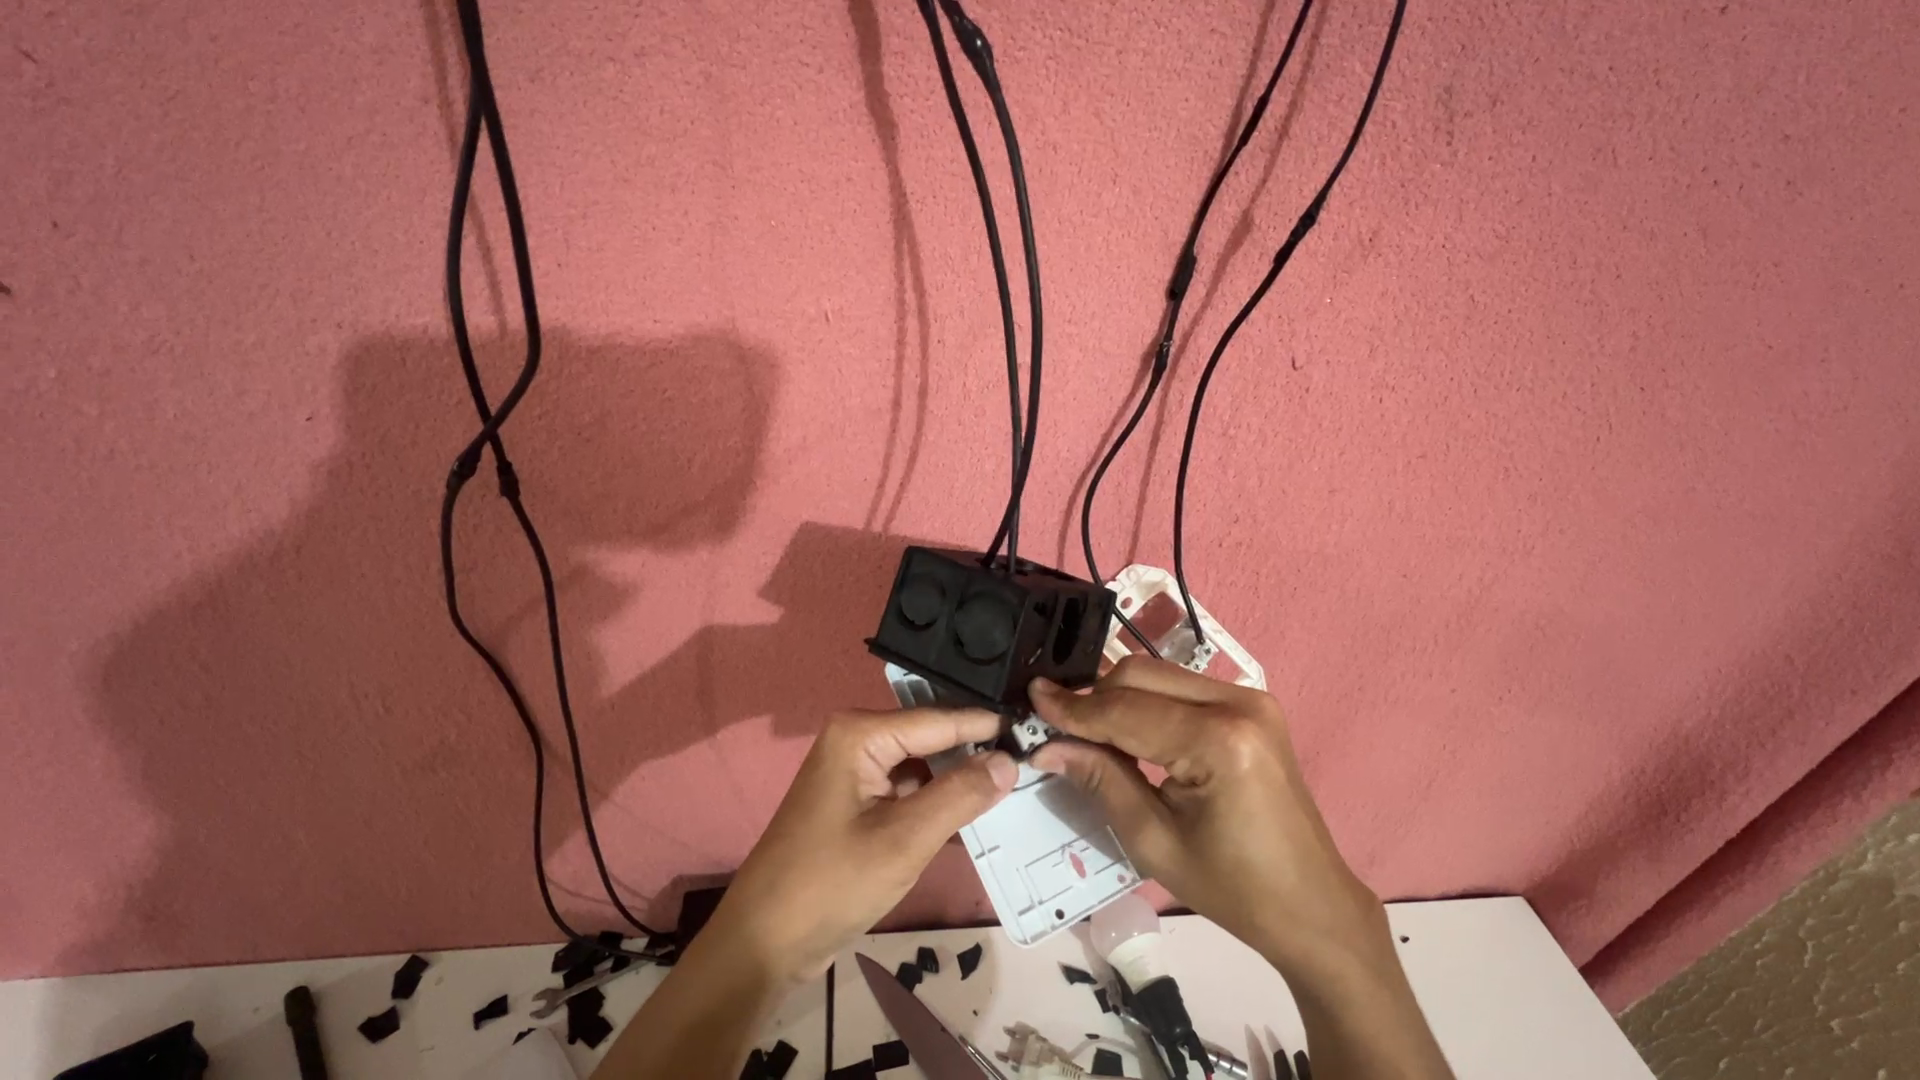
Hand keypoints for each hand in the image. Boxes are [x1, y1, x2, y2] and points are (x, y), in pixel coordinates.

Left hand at [699, 707, 1017, 983]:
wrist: (764, 942)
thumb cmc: (831, 883)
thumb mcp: (904, 840)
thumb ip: (960, 795)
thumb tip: (1009, 760)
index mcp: (860, 734)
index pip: (941, 719)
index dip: (989, 727)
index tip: (1037, 727)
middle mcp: (855, 741)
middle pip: (931, 738)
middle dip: (975, 752)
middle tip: (1033, 758)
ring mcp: (853, 773)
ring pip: (922, 766)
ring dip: (958, 780)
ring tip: (1013, 784)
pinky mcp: (855, 804)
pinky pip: (907, 790)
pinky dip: (936, 802)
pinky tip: (971, 814)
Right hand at [1029, 657, 1385, 978]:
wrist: (1310, 904)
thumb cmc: (1232, 887)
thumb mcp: (1153, 841)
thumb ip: (1100, 780)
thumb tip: (1046, 746)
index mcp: (1218, 741)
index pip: (1125, 711)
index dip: (1073, 708)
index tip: (1029, 699)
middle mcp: (1238, 703)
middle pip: (1140, 676)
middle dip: (1093, 697)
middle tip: (1052, 723)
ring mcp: (1251, 699)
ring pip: (1158, 675)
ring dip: (1117, 697)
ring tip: (1081, 727)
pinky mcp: (1252, 706)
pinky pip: (1181, 688)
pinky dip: (1145, 702)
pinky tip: (1123, 728)